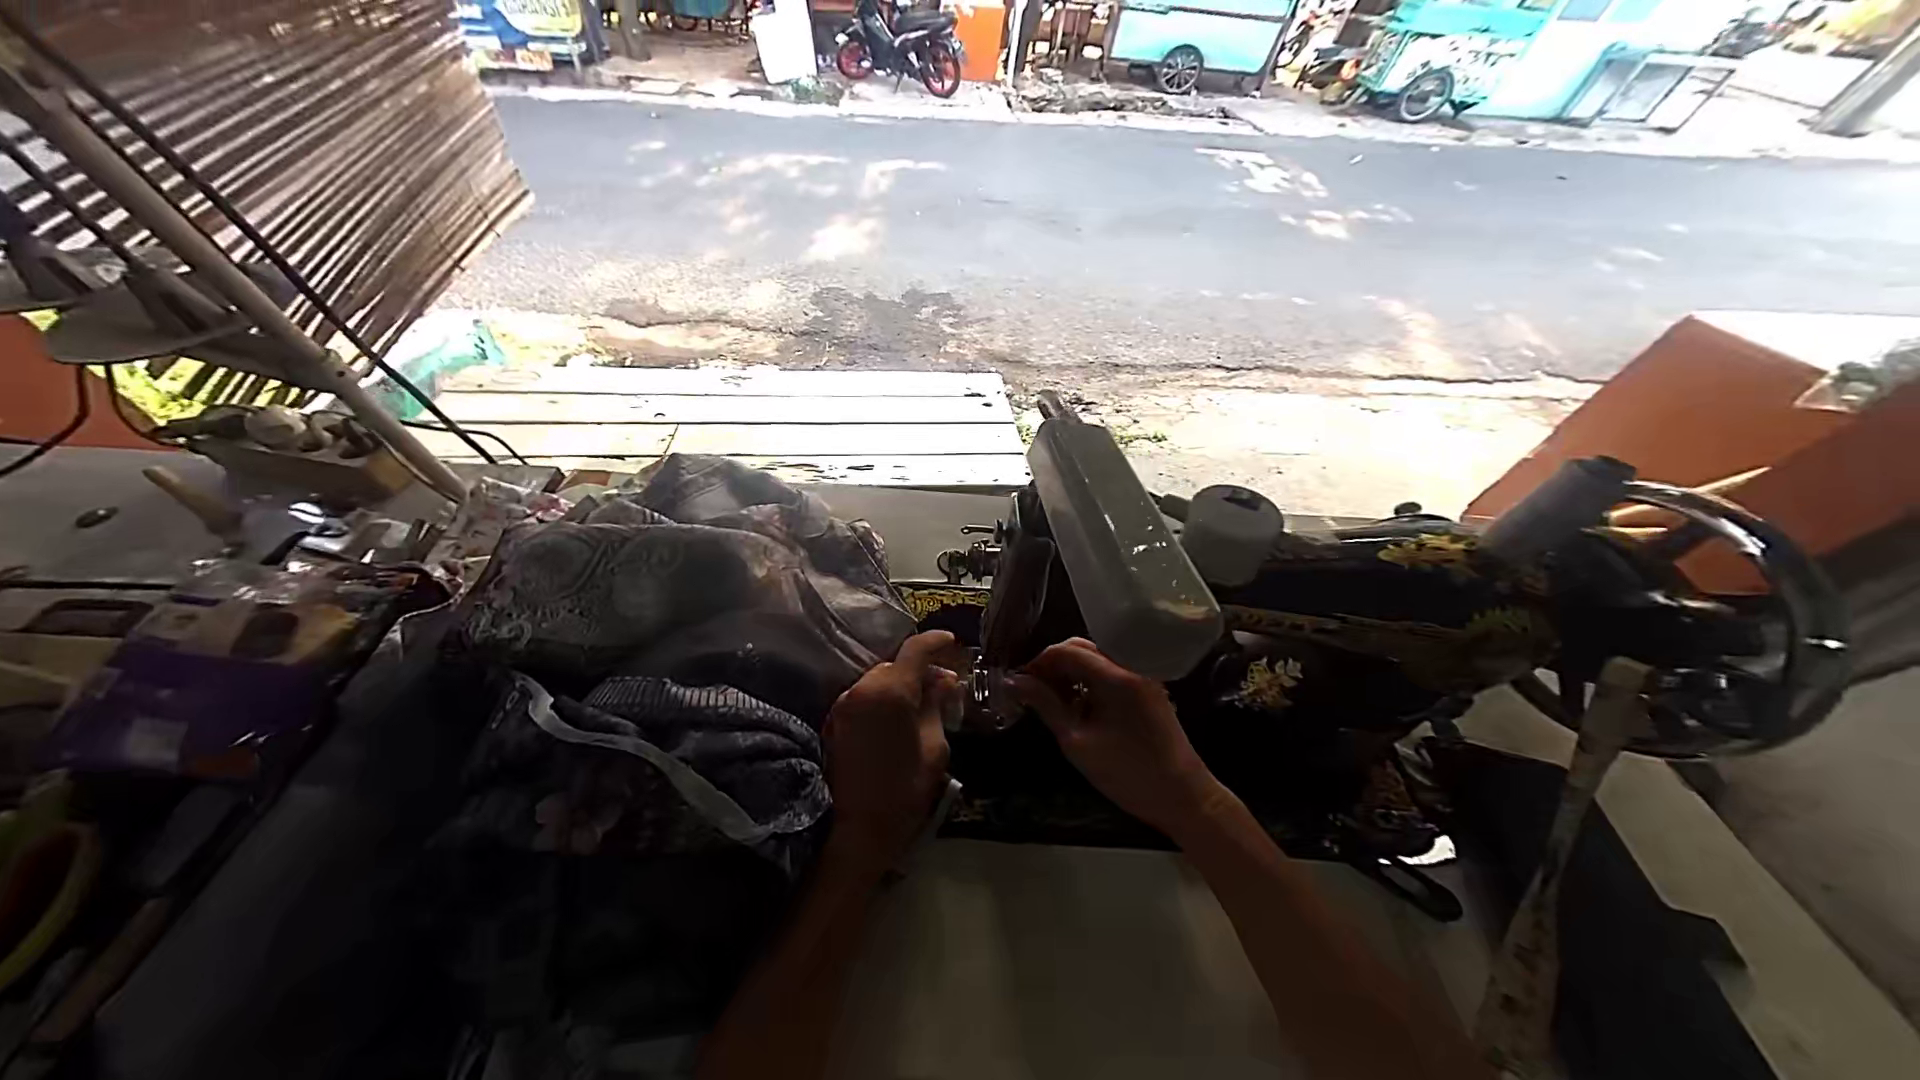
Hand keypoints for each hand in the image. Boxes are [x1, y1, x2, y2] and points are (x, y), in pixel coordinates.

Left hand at [822, 630, 961, 875]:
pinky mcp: (833, 721)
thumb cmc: (905, 791)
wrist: (858, 830)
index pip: (915, 649)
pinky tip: (897, 719)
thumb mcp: (934, 746)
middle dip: (920, 670)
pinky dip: (882, 699)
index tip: (952, 641)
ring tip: (921, 705)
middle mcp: (861, 689)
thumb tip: (944, 680)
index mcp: (890, 692)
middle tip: (943, 687)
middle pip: (895, 665)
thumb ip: (936, 705)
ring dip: (900, 685)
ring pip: (878, 681)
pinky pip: (864, 697)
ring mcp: (843, 705)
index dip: (936, 641)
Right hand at [1008, 638, 1230, 837]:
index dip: (1039, 662)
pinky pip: (1110, 672)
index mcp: (1116, 676)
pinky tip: (1077, 705)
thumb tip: (1014, 681)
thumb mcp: (1077, 742)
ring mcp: (1142, 676)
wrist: (1183, 796)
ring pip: (1096, 659)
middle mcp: (1131, 666)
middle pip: (1082, 649)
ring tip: (1051, 700)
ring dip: (1070, 673)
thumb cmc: (1128, 774)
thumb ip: (1045, 705)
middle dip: (1053, 665)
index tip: (1019, 683)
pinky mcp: (1146, 689)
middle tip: (1032, 692)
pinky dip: (1089, 681)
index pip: (1067, 650)